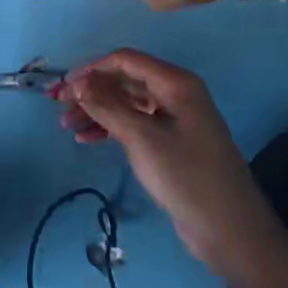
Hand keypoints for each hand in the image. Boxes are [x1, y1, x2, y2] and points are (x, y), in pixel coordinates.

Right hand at [54, 49, 280, 274]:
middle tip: (59, 107)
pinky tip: (87, 138)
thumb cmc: (185, 175)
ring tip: (67, 126)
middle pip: (125, 80)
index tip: (63, 87)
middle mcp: (176, 93)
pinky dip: (112, 127)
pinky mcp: (172, 141)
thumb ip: (107, 106)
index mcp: (175, 82)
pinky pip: (136, 123)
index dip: (92, 68)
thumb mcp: (141, 137)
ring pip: (128, 103)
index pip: (126, 60)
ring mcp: (175, 118)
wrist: (228, 227)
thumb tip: (78, 82)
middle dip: (91, 91)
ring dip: (97, 111)